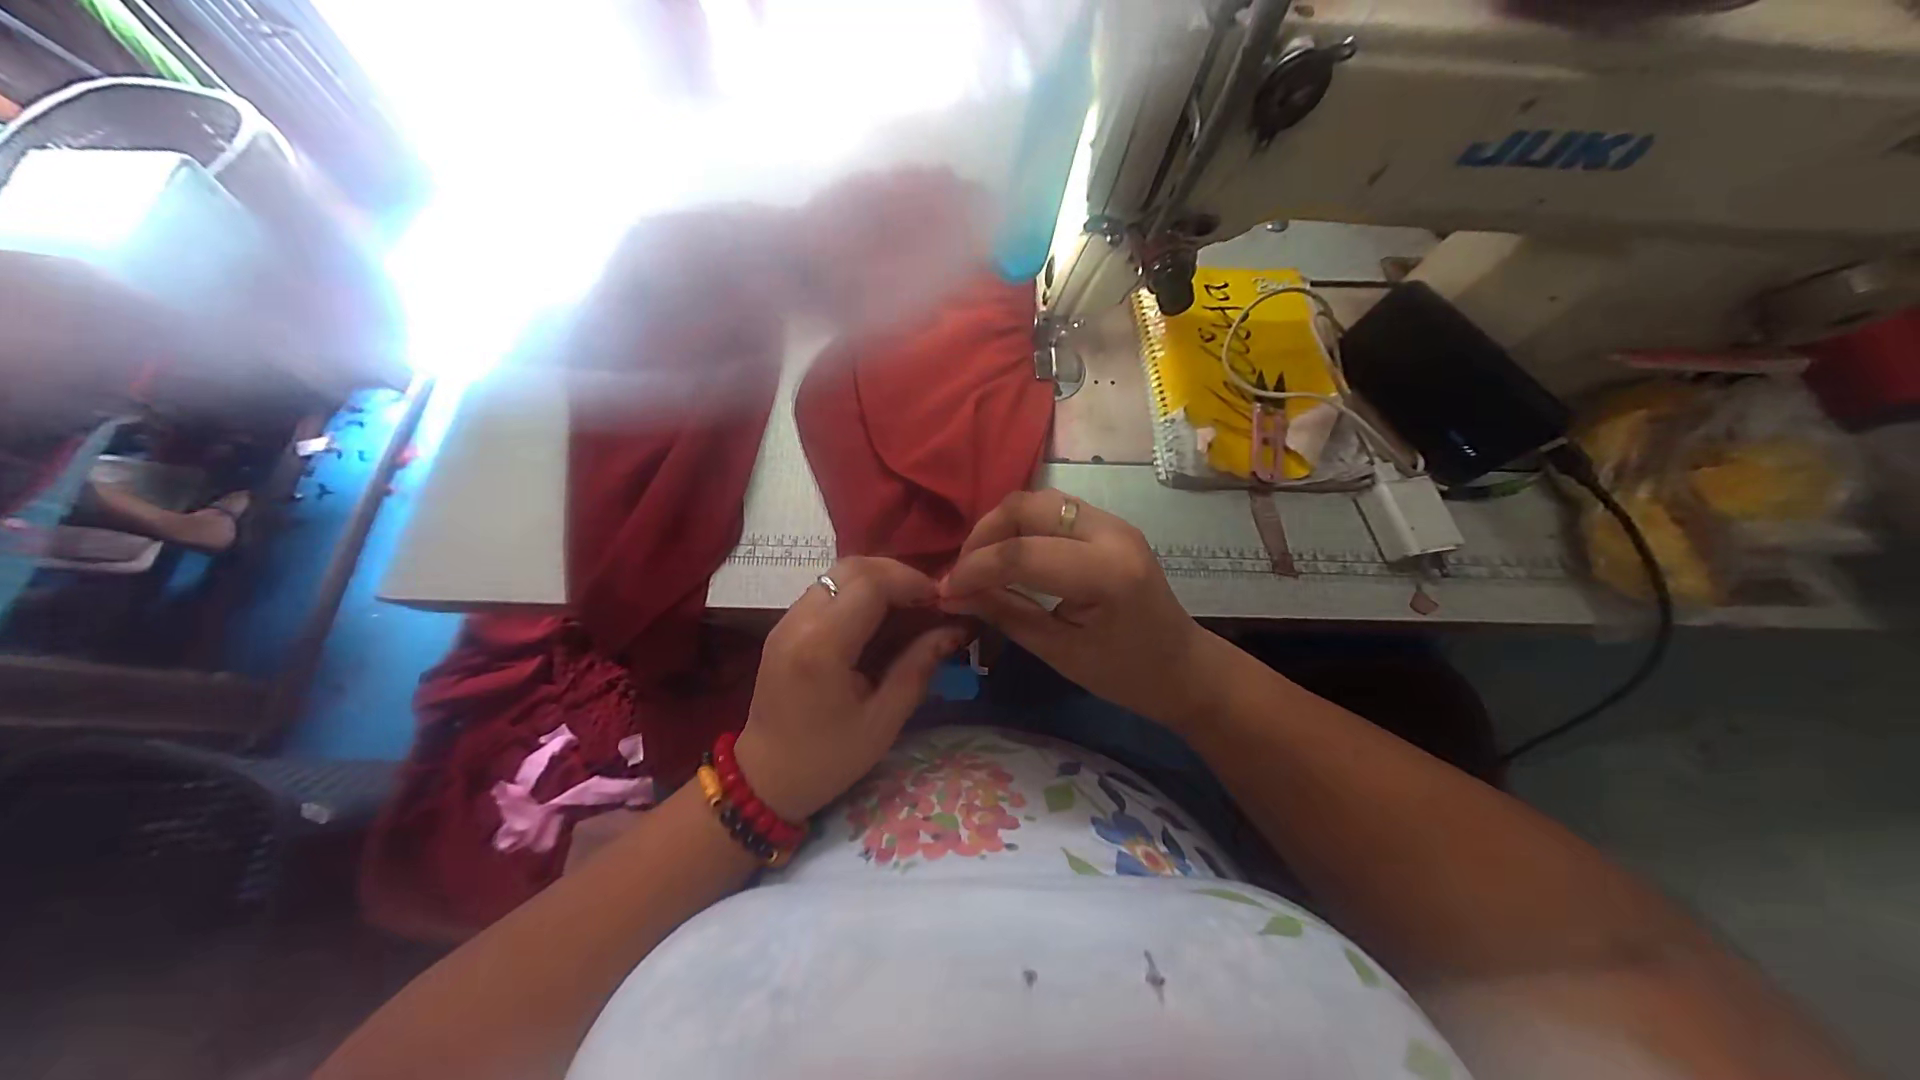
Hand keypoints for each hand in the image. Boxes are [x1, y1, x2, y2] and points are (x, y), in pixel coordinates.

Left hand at [734, 557, 969, 821]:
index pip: (871, 584)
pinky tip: (881, 620)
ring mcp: (787, 620)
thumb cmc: (829, 758)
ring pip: (839, 574)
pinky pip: (827, 590)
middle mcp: (799, 621)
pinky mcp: (785, 625)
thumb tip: (955, 629)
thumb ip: (919, 666)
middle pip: (853, 567)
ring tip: (909, 609)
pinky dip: (859, 593)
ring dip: (878, 581)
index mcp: (822, 646)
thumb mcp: (884, 719)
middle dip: (898, 575)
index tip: (942, 602)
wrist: (766, 777)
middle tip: (928, 602)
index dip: (912, 583)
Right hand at [936, 490, 1226, 732]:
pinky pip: (1054, 509)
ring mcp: (1113, 522)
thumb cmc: (1126, 674)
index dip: (974, 567)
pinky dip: (1022, 526)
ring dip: (1001, 526)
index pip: (1022, 552)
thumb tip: (951, 594)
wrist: (1183, 668)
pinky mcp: (1109, 524)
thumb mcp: (1059, 652)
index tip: (945, 590)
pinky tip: (1007, 554)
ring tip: (980, 563)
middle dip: (984, 535)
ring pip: (1038, 500)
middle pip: (1027, 507)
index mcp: (1106, 573)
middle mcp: (1112, 532)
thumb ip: (1004, 613)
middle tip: (962, 572)